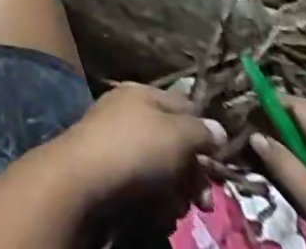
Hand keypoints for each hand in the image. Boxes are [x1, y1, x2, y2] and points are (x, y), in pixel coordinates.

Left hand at [62, 83, 226, 205]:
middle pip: (176, 144)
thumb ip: (201, 131)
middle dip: (194, 175)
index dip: (206, 131)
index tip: (219, 158)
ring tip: (174, 205)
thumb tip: (217, 128)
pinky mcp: (113, 169)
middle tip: (202, 200)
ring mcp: (120, 142)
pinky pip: (145, 184)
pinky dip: (156, 200)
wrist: (86, 175)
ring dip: (177, 192)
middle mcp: (130, 115)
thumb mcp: (177, 133)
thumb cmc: (136, 146)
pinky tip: (156, 211)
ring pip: (164, 170)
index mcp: (142, 95)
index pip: (185, 106)